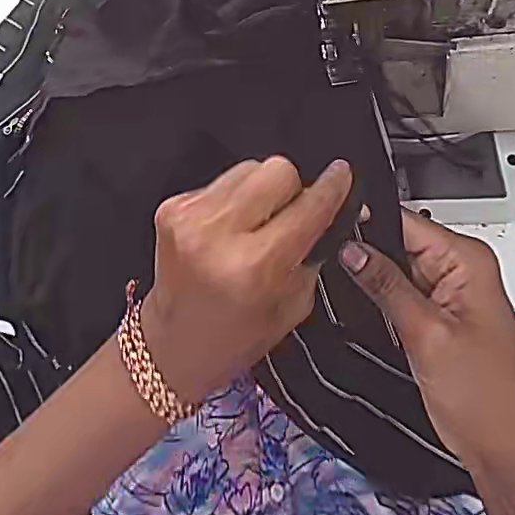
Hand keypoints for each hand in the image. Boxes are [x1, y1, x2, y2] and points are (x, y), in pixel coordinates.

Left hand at [141, 156, 352, 404]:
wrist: (172, 345)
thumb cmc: (234, 337)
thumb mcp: (293, 304)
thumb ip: (314, 250)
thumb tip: (330, 204)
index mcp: (253, 267)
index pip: (307, 207)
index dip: (332, 187)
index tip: (342, 173)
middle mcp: (217, 236)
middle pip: (278, 170)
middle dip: (293, 189)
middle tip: (289, 216)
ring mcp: (190, 218)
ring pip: (250, 168)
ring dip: (262, 190)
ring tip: (254, 224)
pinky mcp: (172, 208)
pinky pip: (222, 181)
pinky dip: (234, 198)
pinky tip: (230, 228)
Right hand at [338, 212, 514, 470]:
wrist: (509, 451)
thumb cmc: (489, 398)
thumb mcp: (427, 334)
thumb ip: (385, 285)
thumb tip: (353, 249)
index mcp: (467, 258)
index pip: (406, 221)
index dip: (368, 226)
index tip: (335, 236)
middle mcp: (462, 268)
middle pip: (399, 242)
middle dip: (370, 257)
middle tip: (346, 277)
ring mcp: (452, 292)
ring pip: (397, 269)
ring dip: (378, 283)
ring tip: (369, 304)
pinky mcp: (442, 315)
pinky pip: (405, 293)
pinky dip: (388, 304)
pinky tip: (382, 319)